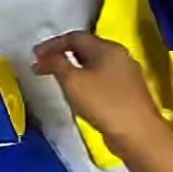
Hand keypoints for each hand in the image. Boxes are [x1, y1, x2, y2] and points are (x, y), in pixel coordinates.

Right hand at [31, 31, 167, 144]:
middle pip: (85, 48)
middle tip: (43, 64)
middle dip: (61, 54)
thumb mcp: (72, 81)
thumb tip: (44, 55)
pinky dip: (84, 78)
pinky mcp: (128, 91)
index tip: (34, 55)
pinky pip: (101, 77)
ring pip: (93, 63)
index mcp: (107, 48)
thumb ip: (55, 63)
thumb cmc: (103, 103)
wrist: (138, 134)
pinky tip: (77, 91)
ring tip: (56, 77)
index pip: (74, 37)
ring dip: (72, 67)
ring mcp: (127, 74)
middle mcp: (120, 56)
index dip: (52, 44)